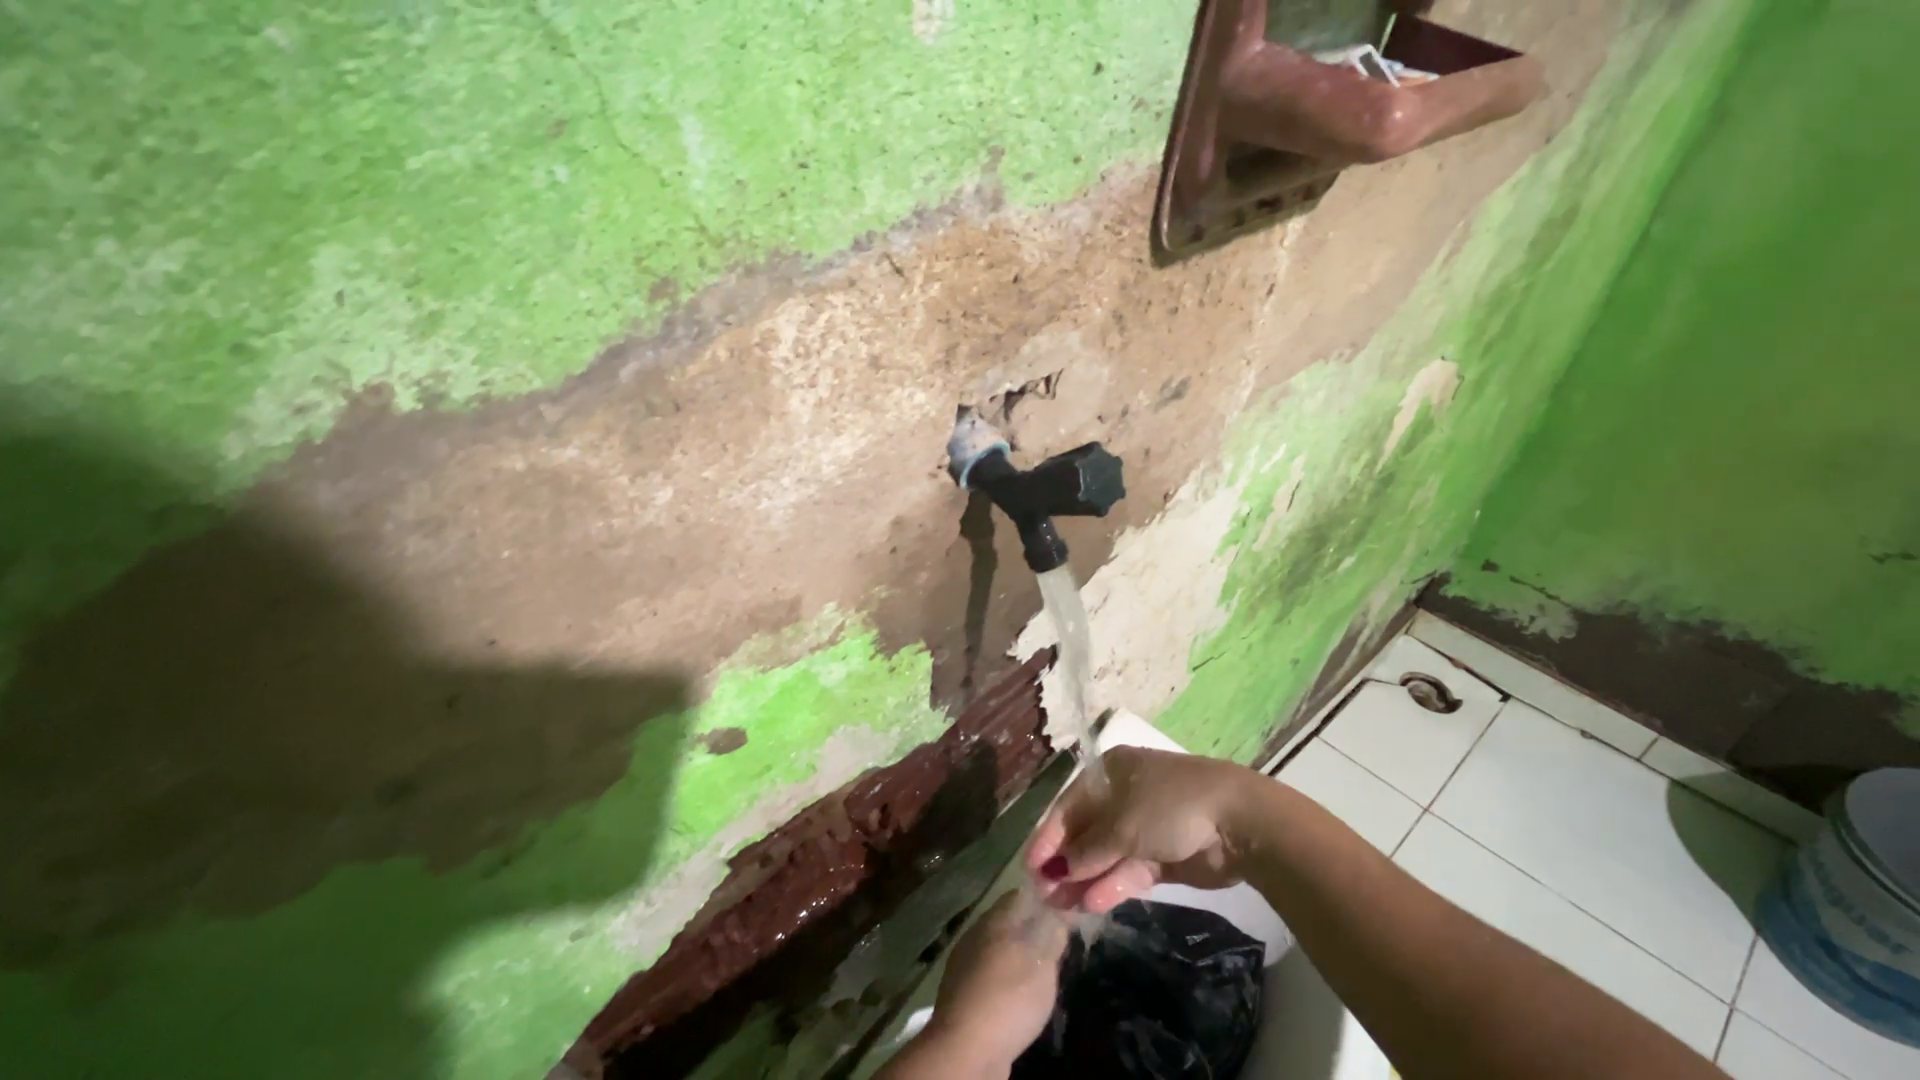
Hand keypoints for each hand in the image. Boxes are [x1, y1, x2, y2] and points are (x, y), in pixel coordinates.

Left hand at [922, 889, 1068, 1072]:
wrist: (965, 1049)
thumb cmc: (1009, 998)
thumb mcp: (1043, 964)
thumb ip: (1052, 933)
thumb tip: (1059, 909)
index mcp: (994, 919)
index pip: (1021, 895)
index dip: (1045, 900)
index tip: (1066, 914)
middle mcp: (975, 934)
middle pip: (1009, 922)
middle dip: (1033, 931)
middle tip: (1059, 947)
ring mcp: (965, 963)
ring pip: (1000, 949)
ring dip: (1020, 957)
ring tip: (1043, 974)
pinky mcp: (962, 992)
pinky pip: (991, 975)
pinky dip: (1007, 980)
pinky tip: (1019, 997)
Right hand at [1024, 746, 1263, 913]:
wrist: (1239, 822)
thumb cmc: (1170, 806)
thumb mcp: (1121, 827)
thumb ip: (1086, 852)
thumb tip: (1056, 870)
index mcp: (1110, 772)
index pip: (1069, 805)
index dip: (1048, 836)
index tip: (1030, 867)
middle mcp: (1124, 795)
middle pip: (1086, 832)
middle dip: (1065, 863)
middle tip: (1043, 894)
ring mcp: (1146, 826)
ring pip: (1106, 855)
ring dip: (1086, 879)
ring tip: (1062, 907)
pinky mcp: (1164, 855)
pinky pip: (1129, 870)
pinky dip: (1112, 885)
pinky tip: (1093, 904)